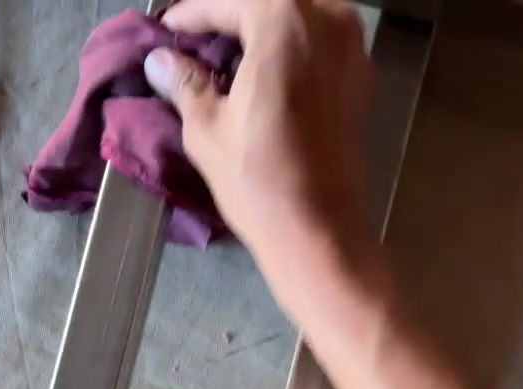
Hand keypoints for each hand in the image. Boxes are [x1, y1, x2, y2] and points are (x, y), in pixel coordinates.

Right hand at [145, 0, 378, 313]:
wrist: (319, 232)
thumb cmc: (259, 181)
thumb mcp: (207, 129)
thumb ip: (185, 82)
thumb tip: (160, 60)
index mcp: (285, 19)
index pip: (227, 1)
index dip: (191, 15)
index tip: (166, 33)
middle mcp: (328, 18)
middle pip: (268, 4)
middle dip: (230, 19)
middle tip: (197, 44)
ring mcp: (353, 49)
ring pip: (299, 19)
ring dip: (263, 32)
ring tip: (231, 61)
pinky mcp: (362, 83)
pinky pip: (321, 46)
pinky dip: (292, 51)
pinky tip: (266, 79)